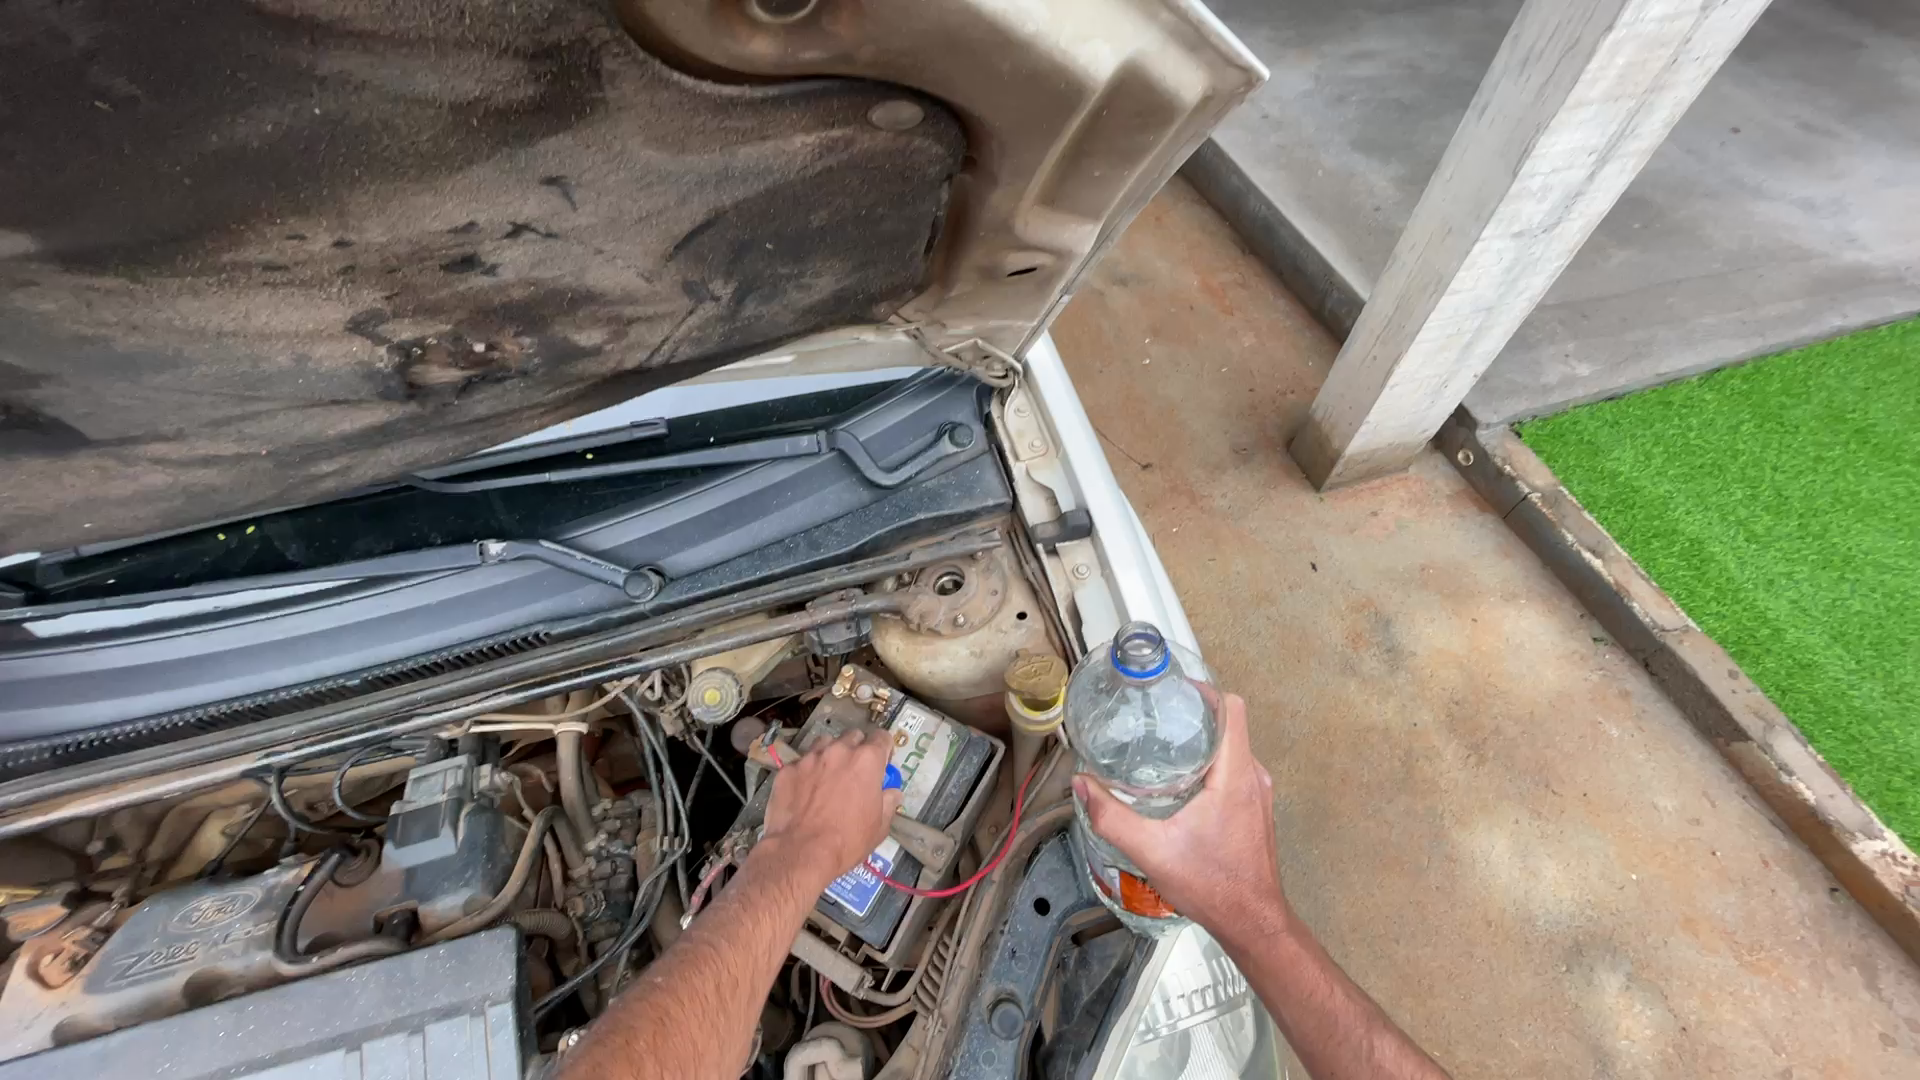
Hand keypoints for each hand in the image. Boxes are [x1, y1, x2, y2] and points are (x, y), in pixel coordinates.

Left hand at [756, 729, 902, 890]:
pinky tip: (803, 793)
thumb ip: (889, 801)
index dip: (883, 750)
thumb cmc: (847, 840)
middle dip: (856, 750)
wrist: (801, 852)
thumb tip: (891, 792)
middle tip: (854, 772)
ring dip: (830, 756)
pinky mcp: (788, 769)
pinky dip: (805, 773)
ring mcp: (810, 757)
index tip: (881, 764)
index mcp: (867, 760)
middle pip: (853, 737)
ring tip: (827, 778)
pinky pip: (801, 763)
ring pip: (825, 744)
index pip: (882, 737)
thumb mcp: (880, 826)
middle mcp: (839, 750)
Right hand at [1072, 693, 1290, 935]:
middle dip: (1194, 711)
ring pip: (1232, 745)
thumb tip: (1081, 784)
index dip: (1205, 690)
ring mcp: (1259, 794)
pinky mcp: (1256, 809)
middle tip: (1154, 713)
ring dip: (1202, 736)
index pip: (1232, 709)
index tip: (1171, 689)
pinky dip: (1210, 759)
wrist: (1254, 924)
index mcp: (1235, 774)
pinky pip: (1235, 766)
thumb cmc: (1211, 885)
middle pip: (1229, 723)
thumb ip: (1112, 817)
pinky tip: (1180, 777)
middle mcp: (1253, 777)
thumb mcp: (1152, 851)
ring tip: (1162, 740)